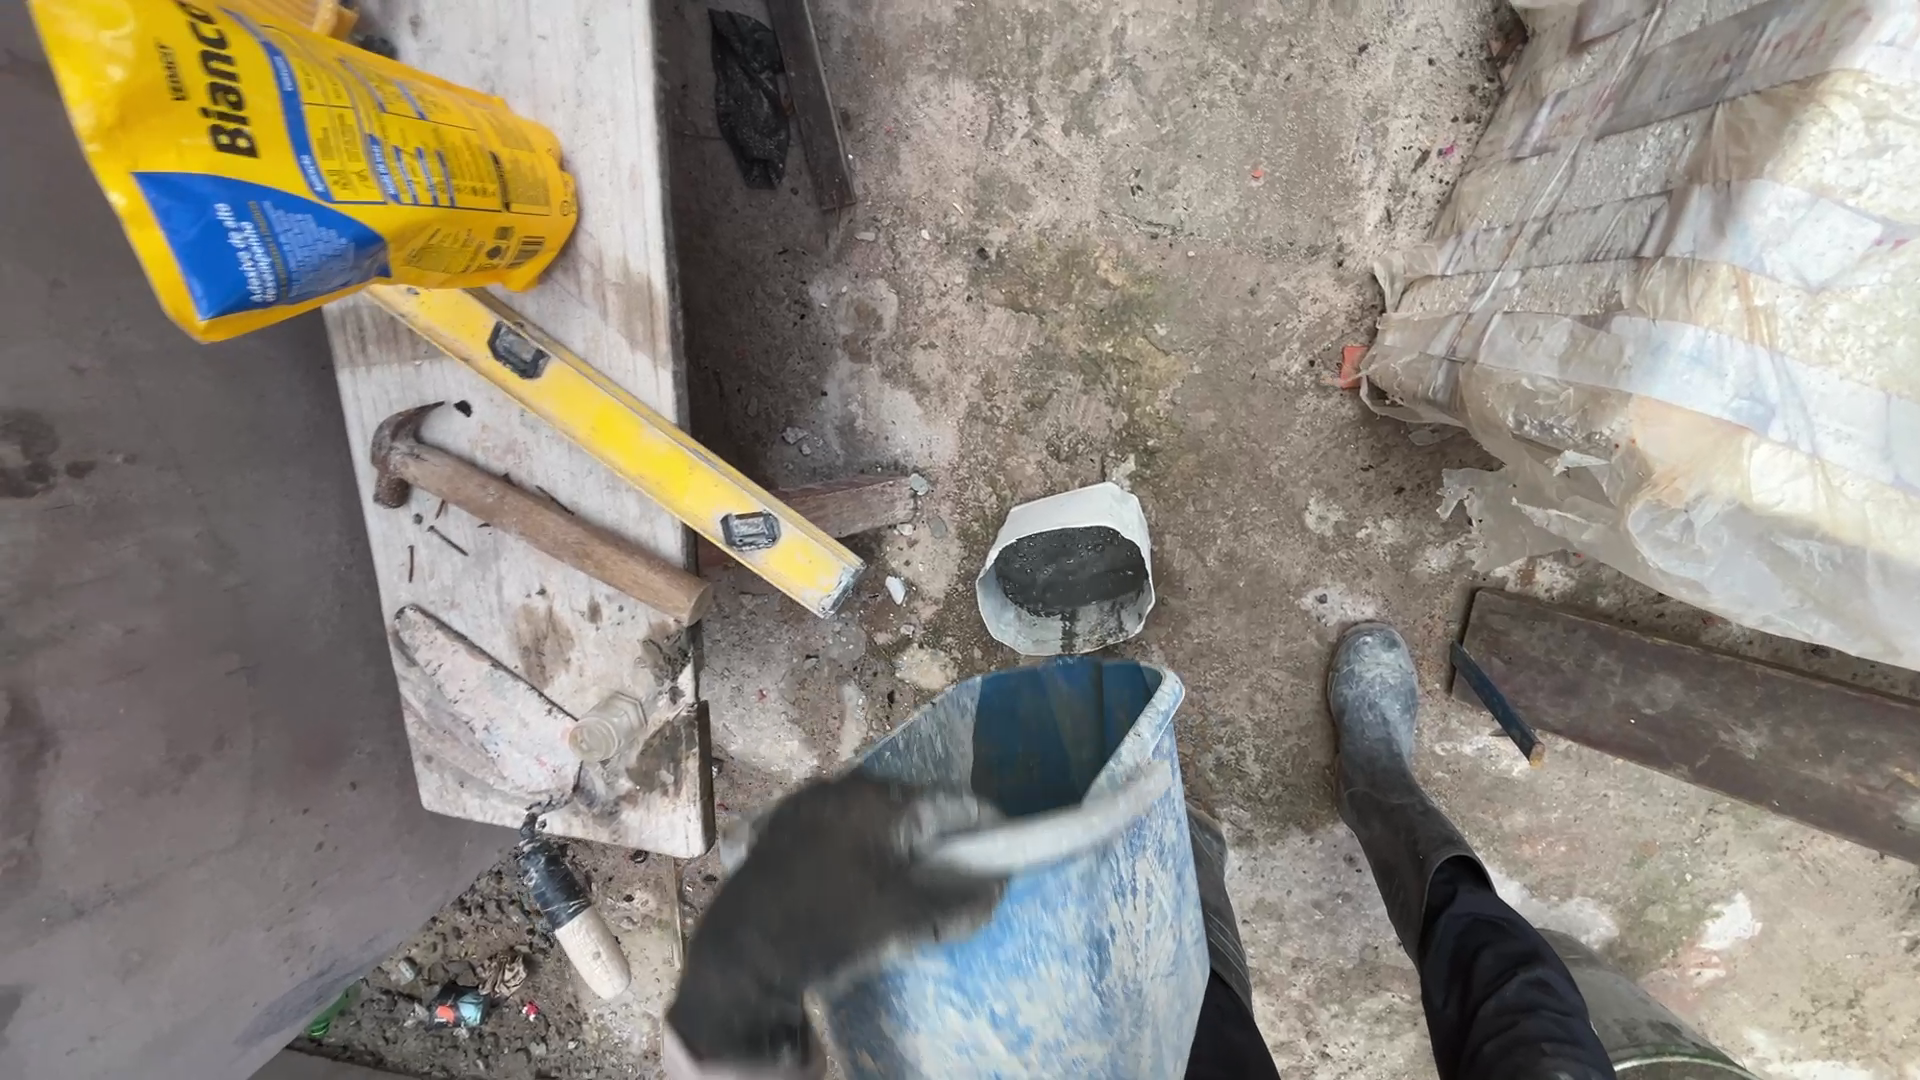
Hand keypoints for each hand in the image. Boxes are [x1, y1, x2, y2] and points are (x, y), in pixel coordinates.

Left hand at [666, 774, 1006, 1069]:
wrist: (739, 954)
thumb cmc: (827, 927)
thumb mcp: (900, 921)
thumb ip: (956, 902)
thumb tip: (997, 888)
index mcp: (882, 800)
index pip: (951, 801)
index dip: (983, 821)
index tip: (1003, 840)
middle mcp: (849, 784)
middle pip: (914, 803)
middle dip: (938, 833)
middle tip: (953, 867)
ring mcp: (813, 798)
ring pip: (877, 811)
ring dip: (898, 836)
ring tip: (904, 873)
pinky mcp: (787, 817)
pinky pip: (842, 820)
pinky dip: (862, 840)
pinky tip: (857, 871)